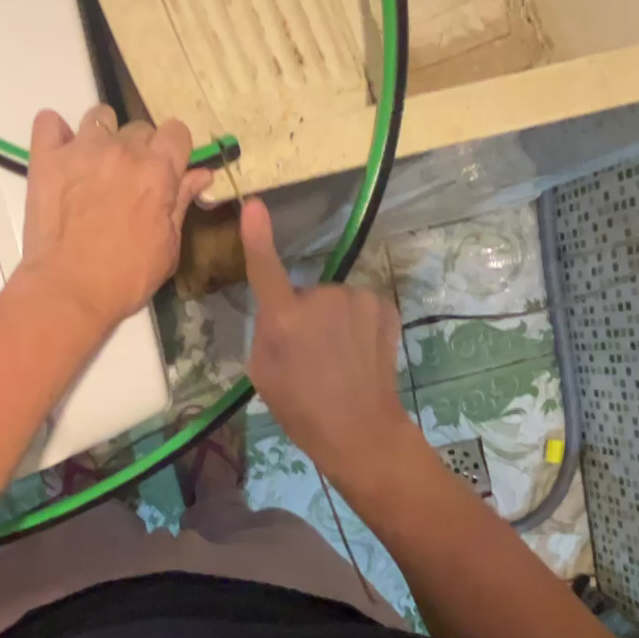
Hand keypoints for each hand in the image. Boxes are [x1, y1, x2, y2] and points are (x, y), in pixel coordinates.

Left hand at [16, 105, 212, 330]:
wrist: (69, 291)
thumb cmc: (125, 279)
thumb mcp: (168, 249)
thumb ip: (181, 204)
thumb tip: (201, 174)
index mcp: (157, 171)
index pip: (177, 132)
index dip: (174, 151)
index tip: (167, 173)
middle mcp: (122, 150)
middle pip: (139, 127)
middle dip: (139, 150)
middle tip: (129, 184)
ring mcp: (82, 150)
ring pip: (99, 117)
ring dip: (102, 137)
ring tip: (95, 168)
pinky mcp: (46, 158)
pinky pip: (49, 122)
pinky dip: (56, 134)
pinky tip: (61, 158)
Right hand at [243, 198, 415, 475]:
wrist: (360, 431)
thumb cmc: (300, 409)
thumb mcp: (262, 373)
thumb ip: (267, 331)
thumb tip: (280, 309)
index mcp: (284, 319)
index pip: (265, 269)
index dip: (257, 238)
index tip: (253, 206)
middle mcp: (322, 299)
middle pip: (304, 295)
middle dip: (303, 316)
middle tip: (308, 357)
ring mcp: (358, 301)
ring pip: (334, 302)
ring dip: (332, 321)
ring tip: (336, 361)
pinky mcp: (385, 308)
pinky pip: (359, 308)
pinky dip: (357, 324)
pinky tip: (359, 354)